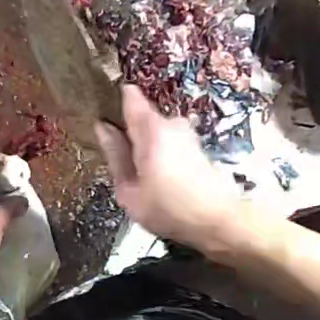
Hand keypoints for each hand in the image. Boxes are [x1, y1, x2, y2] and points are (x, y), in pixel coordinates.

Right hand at [94, 85, 241, 247]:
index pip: (129, 96)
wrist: (218, 222)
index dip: (114, 99)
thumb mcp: (129, 190)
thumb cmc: (169, 209)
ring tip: (138, 172)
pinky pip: (169, 142)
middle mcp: (172, 123)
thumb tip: (103, 128)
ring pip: (156, 131)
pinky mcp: (197, 147)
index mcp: (152, 129)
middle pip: (142, 117)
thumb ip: (115, 154)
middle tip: (117, 156)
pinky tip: (158, 177)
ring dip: (146, 145)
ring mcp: (187, 134)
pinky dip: (160, 153)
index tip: (100, 110)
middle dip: (129, 131)